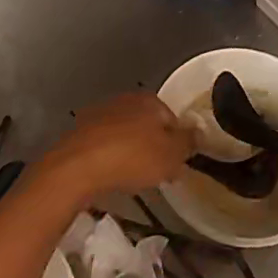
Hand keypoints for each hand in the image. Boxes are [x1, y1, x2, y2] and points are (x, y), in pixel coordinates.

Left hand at [35, 93, 193, 204]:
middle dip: (154, 146)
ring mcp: (101, 112)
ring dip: (132, 151)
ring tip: (134, 178)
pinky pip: (106, 143)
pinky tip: (111, 174)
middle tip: (157, 174)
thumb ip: (188, 142)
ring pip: (126, 133)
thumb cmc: (132, 158)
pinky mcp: (83, 130)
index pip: (173, 119)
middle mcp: (125, 99)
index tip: (176, 166)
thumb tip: (198, 131)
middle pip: (149, 124)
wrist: (79, 166)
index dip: (178, 144)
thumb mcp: (171, 155)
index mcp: (149, 100)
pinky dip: (111, 156)